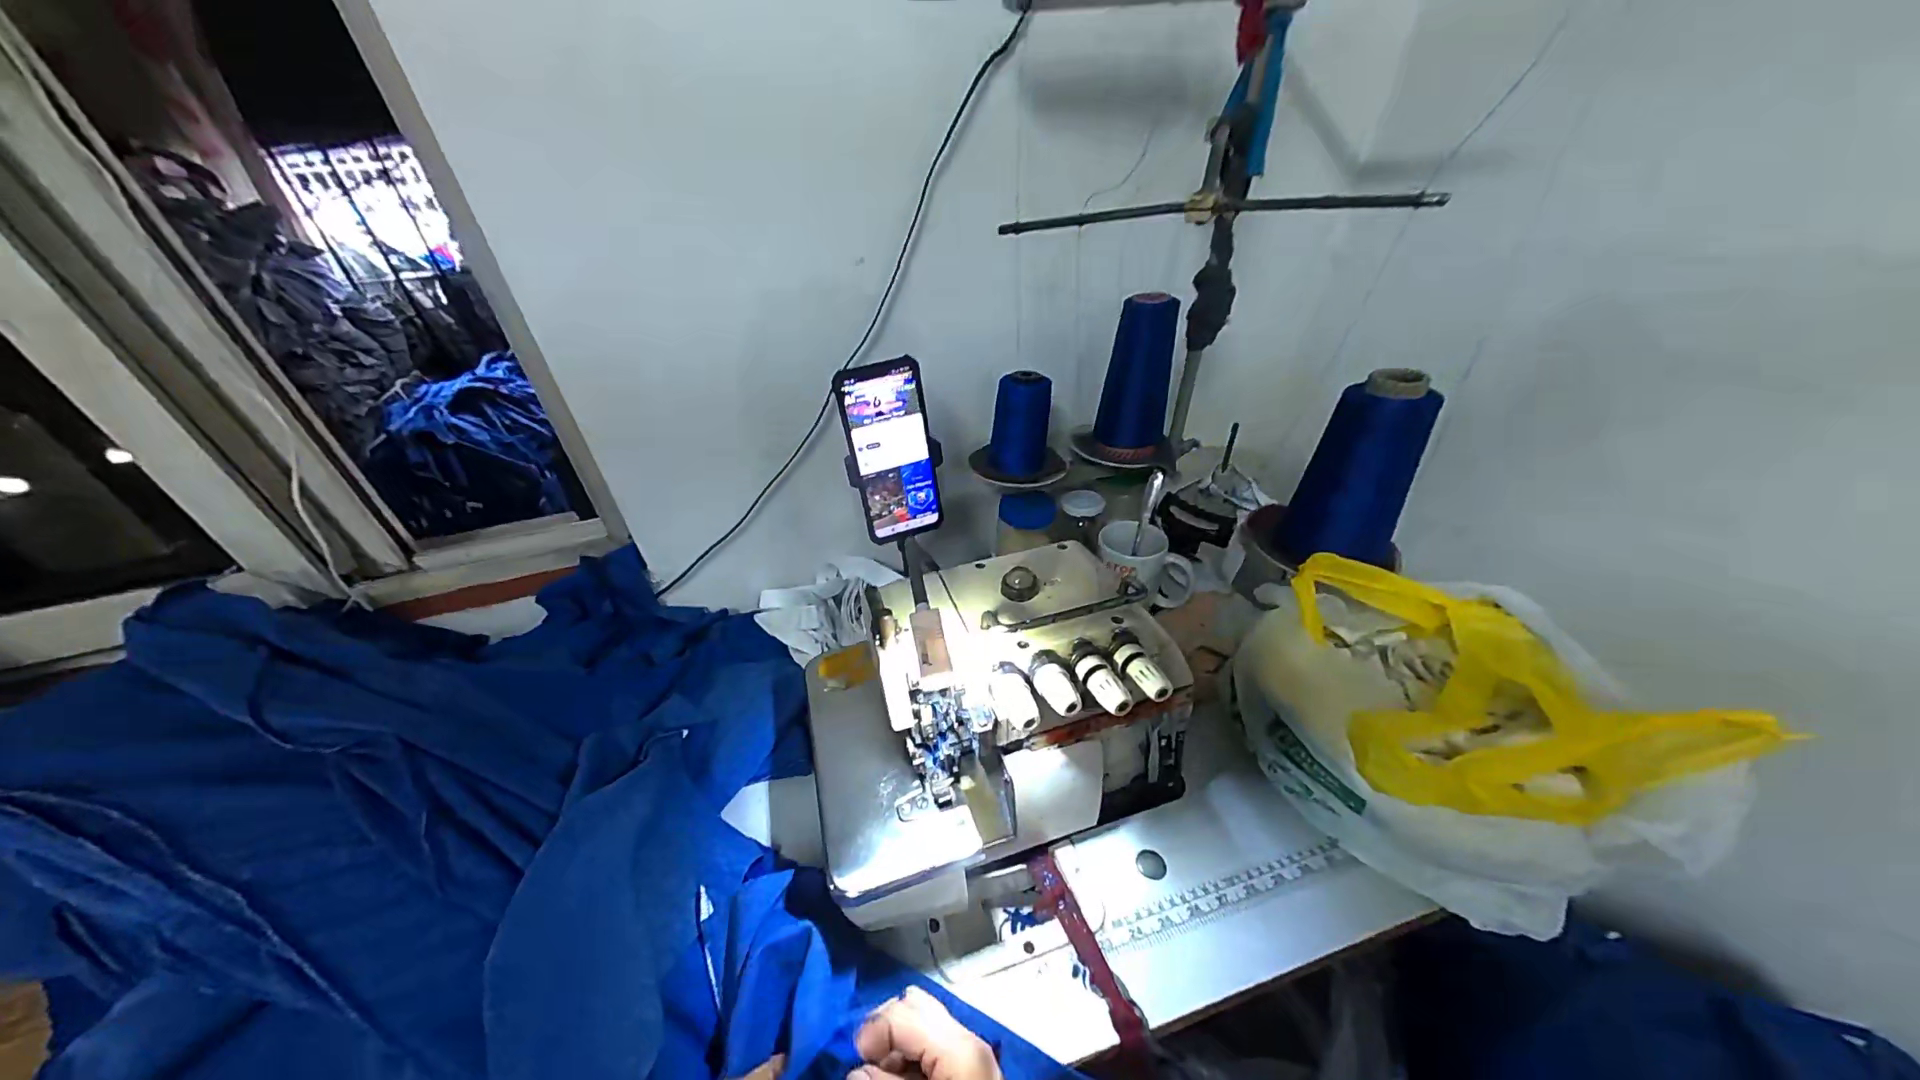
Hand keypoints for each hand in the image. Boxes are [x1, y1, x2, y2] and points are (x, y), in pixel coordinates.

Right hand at [851, 986, 1002, 1079]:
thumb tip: (858, 1071)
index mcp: (959, 1047)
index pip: (903, 1010)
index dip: (872, 1032)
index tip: (856, 1062)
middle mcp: (968, 1040)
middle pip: (915, 1006)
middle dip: (885, 1034)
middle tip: (869, 1071)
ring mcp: (970, 1055)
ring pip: (922, 1026)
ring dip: (896, 1050)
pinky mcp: (969, 1070)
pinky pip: (932, 1050)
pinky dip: (912, 1062)